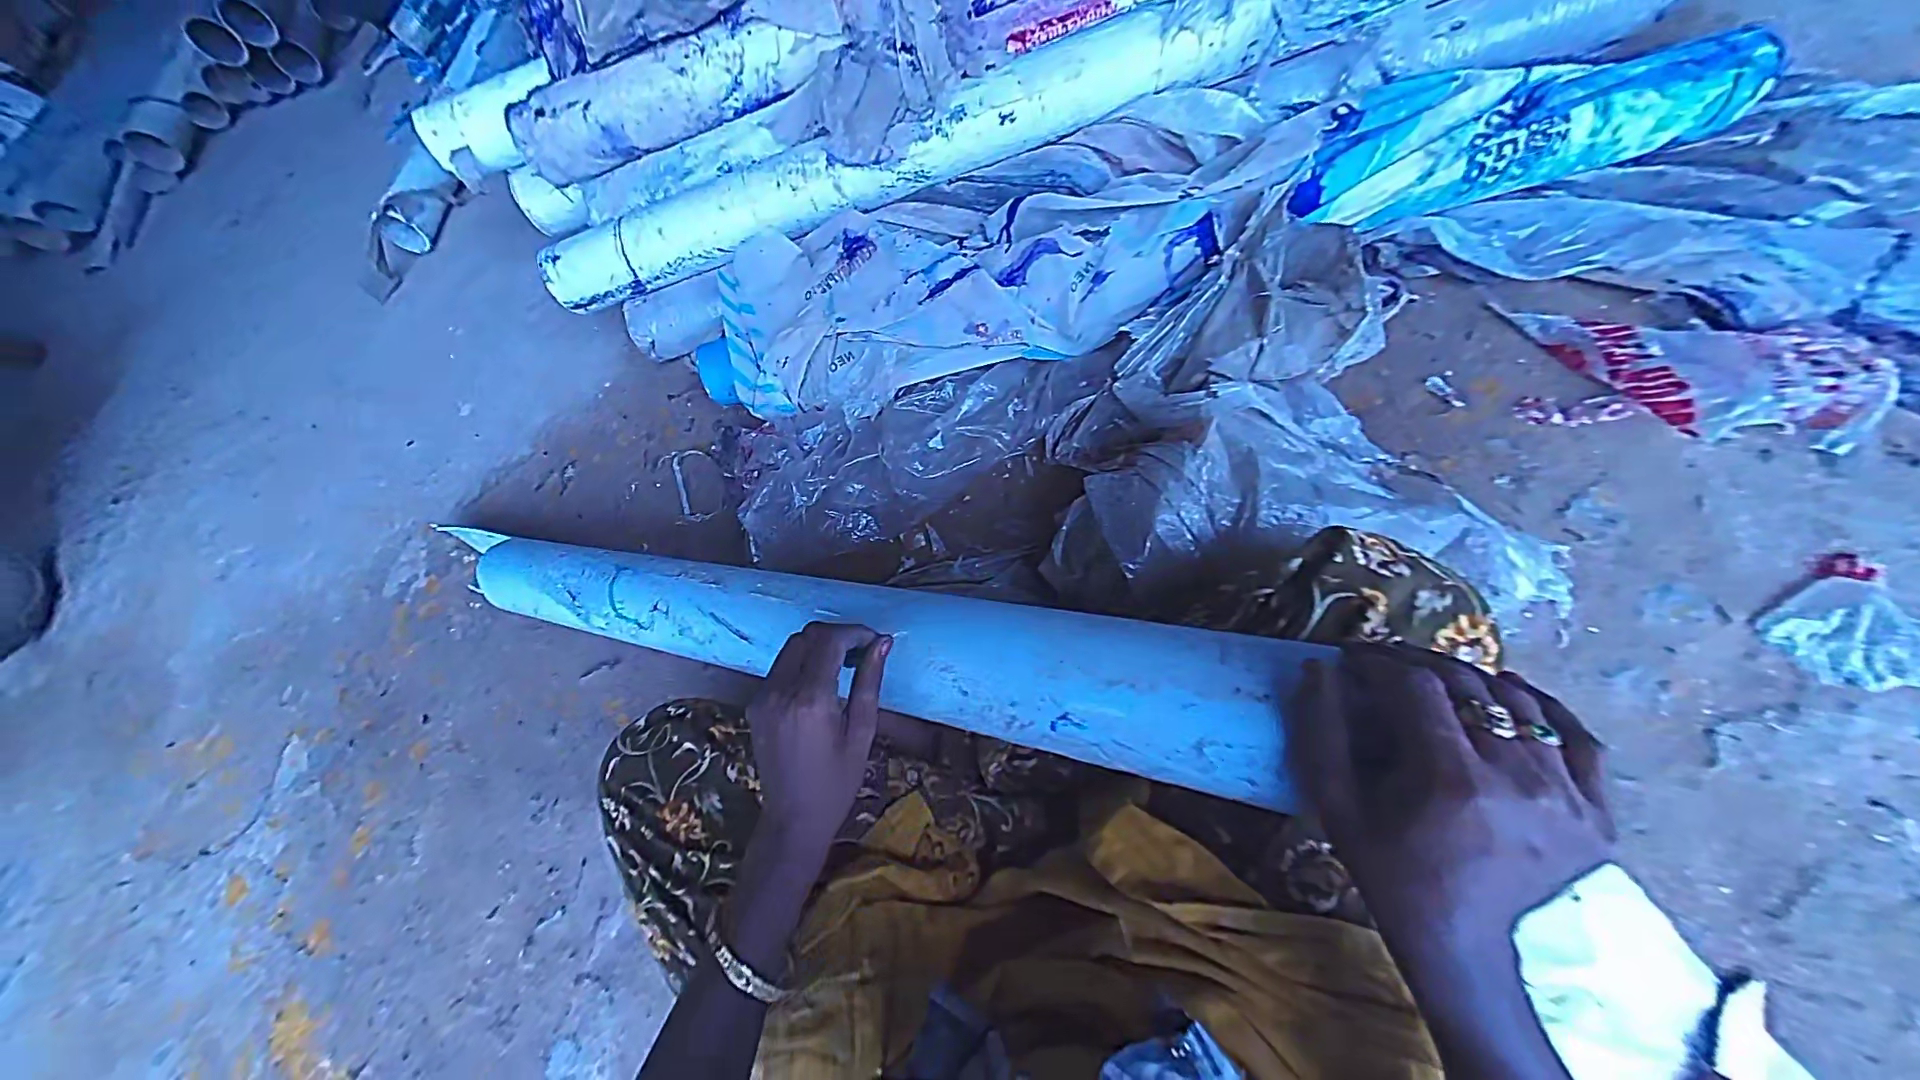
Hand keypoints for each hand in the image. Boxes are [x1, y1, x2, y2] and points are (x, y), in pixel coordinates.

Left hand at [747, 622, 891, 859]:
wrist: (793, 818)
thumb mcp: (862, 732)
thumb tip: (882, 643)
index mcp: (811, 699)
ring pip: (792, 646)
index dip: (856, 633)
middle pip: (808, 636)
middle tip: (862, 652)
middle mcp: (781, 691)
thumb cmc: (837, 782)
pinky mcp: (755, 704)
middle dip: (838, 635)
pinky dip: (803, 661)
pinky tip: (822, 680)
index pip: (830, 641)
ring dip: (820, 645)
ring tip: (845, 663)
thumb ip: (870, 682)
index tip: (874, 641)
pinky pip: (781, 667)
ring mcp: (763, 697)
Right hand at [1289, 645, 1613, 1078]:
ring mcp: (1568, 795)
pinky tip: (1509, 692)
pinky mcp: (1598, 813)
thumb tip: (1318, 669)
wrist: (1464, 944)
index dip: (1378, 661)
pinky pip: (1577, 737)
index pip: (1416, 685)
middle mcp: (1519, 777)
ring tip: (1434, 677)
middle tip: (1383, 661)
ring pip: (1519, 702)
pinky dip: (1542, 705)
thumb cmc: (1390, 871)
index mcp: (1452, 777)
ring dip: (1469, 678)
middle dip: (1417, 661)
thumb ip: (1321, 733)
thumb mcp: (1336, 805)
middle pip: (1468, 684)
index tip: (1352, 658)